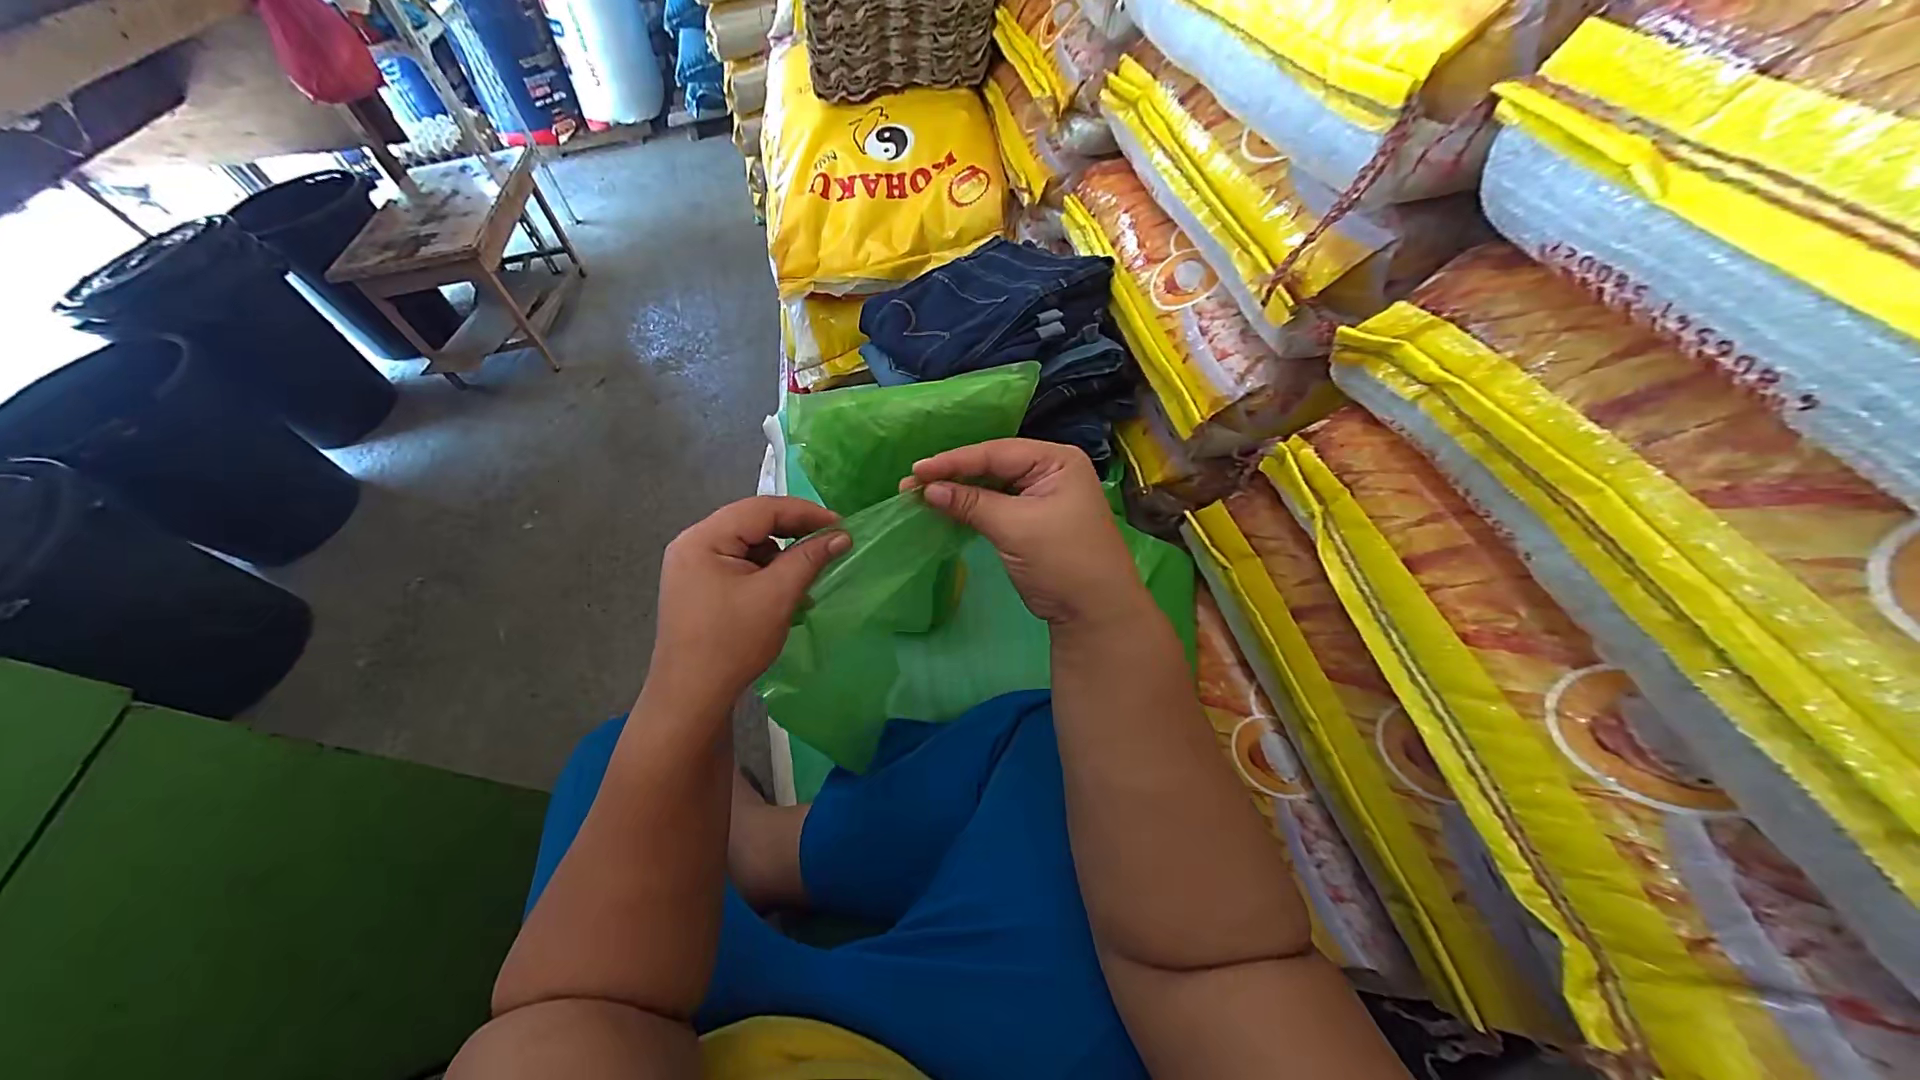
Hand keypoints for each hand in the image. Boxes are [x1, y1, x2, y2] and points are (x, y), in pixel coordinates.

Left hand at [649, 496, 850, 704]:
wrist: (691, 696)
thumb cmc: (733, 642)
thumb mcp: (777, 595)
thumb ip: (810, 558)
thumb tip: (841, 535)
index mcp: (703, 538)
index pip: (761, 508)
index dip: (805, 512)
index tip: (841, 525)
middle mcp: (692, 544)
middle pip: (752, 523)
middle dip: (794, 532)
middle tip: (831, 542)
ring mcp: (691, 567)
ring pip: (748, 545)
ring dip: (781, 554)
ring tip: (809, 572)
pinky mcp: (698, 587)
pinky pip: (739, 565)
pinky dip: (765, 571)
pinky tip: (784, 590)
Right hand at [904, 439, 1148, 626]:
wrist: (1095, 612)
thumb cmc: (1062, 560)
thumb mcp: (1015, 528)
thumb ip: (971, 504)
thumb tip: (928, 490)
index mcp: (1057, 460)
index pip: (996, 453)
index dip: (953, 461)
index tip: (916, 471)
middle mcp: (1051, 470)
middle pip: (992, 466)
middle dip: (953, 475)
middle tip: (911, 485)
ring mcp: (1042, 496)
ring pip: (992, 486)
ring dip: (958, 492)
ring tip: (920, 496)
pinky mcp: (1033, 520)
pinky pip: (996, 505)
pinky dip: (971, 508)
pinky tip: (945, 509)